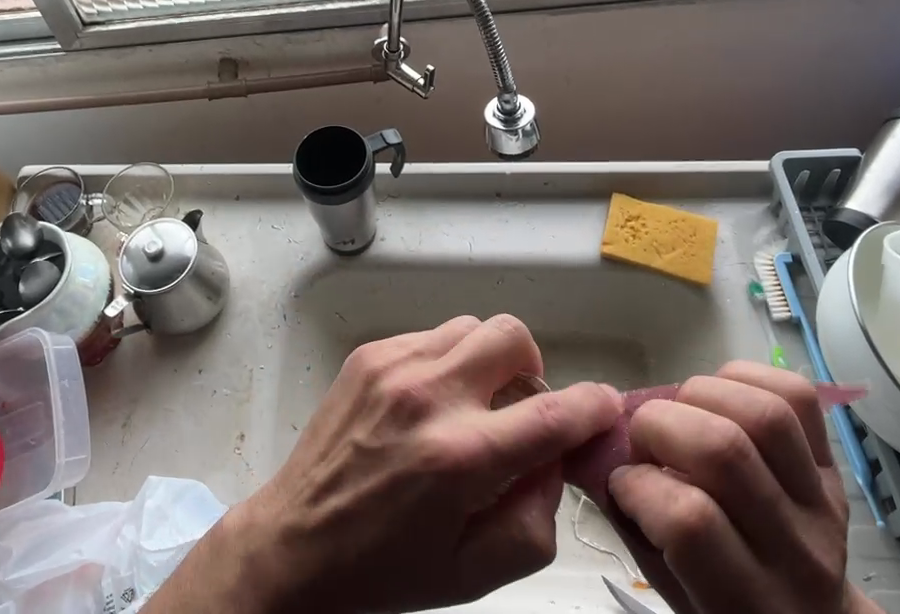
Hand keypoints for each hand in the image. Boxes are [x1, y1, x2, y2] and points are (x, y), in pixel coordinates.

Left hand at [146, 314, 619, 613]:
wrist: (297, 543)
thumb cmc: (387, 567)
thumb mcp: (479, 570)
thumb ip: (538, 514)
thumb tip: (555, 456)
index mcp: (461, 457)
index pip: (554, 412)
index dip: (593, 406)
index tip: (603, 408)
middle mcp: (428, 396)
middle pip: (512, 337)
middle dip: (533, 371)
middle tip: (520, 409)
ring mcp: (393, 367)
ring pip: (471, 328)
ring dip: (487, 362)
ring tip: (472, 405)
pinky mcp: (368, 356)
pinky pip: (431, 336)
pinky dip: (446, 361)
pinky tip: (429, 403)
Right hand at [606, 361, 877, 613]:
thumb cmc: (717, 605)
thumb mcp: (667, 583)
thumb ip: (632, 521)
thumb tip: (587, 449)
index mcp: (746, 599)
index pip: (688, 518)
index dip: (636, 484)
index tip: (620, 483)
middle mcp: (795, 551)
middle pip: (724, 450)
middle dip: (659, 426)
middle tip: (644, 442)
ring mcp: (821, 503)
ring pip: (762, 414)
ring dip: (699, 395)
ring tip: (679, 414)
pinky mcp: (833, 468)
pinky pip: (798, 396)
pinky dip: (744, 379)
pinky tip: (717, 397)